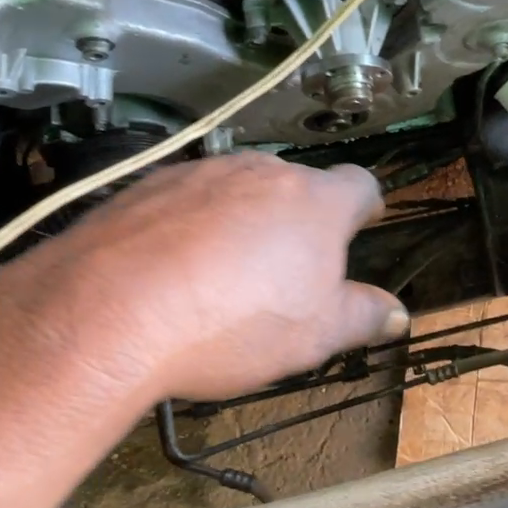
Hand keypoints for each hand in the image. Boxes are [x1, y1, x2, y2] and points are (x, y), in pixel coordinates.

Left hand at [0, 152, 408, 401]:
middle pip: (297, 186)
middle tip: (288, 268)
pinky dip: (192, 224)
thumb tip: (398, 314)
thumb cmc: (235, 323)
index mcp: (318, 201)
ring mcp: (204, 173)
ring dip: (244, 219)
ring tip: (224, 274)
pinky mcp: (148, 185)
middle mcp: (265, 172)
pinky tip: (173, 270)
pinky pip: (188, 200)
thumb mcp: (314, 335)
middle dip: (299, 219)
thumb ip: (363, 317)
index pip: (361, 184)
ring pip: (240, 190)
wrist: (109, 311)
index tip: (363, 224)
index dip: (366, 205)